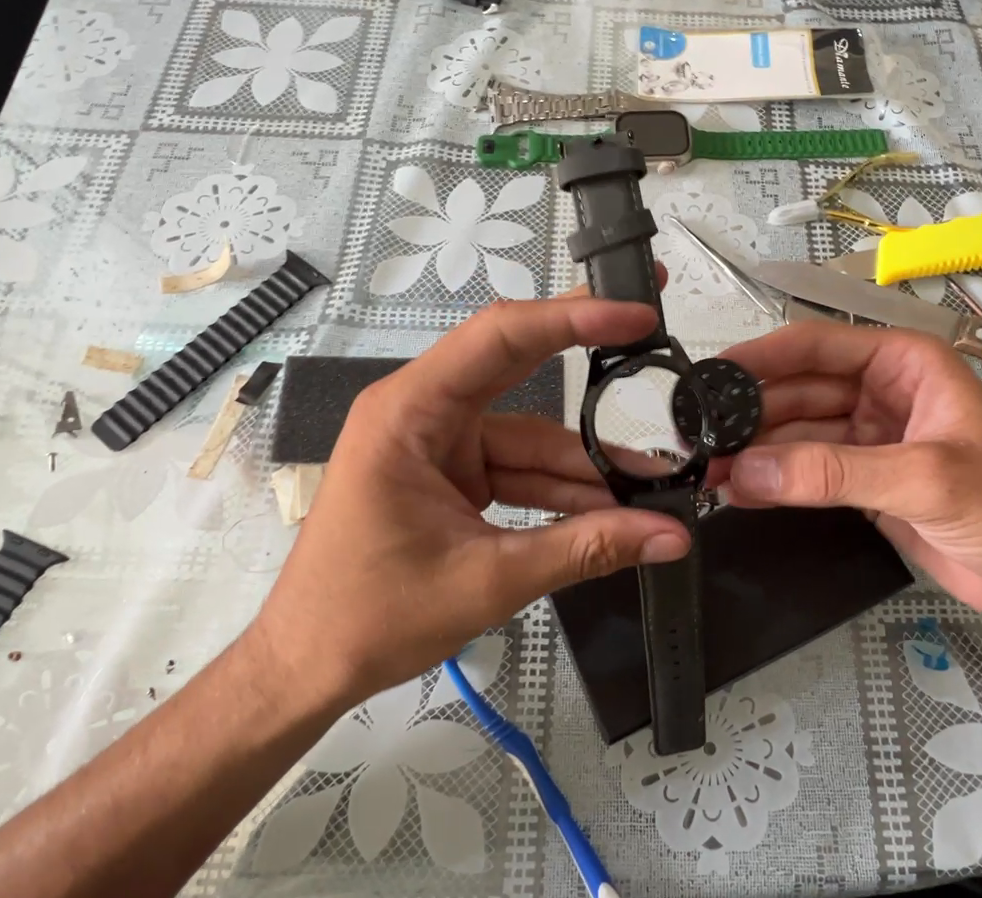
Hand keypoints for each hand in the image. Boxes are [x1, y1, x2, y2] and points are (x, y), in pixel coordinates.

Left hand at [247, 297, 690, 714]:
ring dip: (587, 465)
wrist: (309, 667)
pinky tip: (614, 512)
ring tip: (654, 485)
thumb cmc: (370, 617)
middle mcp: (423, 413)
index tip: (636, 315)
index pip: (500, 338)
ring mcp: (439, 446)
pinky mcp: (452, 478)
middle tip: (653, 339)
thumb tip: (672, 535)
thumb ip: (586, 550)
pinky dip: (563, 493)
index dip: (572, 318)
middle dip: (587, 357)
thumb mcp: (488, 580)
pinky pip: (519, 472)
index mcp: (409, 411)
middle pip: (518, 367)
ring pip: (530, 438)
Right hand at [717, 319, 981, 623]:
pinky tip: (738, 492)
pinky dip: (774, 481)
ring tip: (707, 474)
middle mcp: (882, 392)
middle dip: (748, 414)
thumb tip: (746, 470)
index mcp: (904, 363)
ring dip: (755, 452)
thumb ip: (834, 472)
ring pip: (796, 434)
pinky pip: (807, 471)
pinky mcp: (865, 483)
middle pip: (797, 391)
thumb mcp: (925, 480)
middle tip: (695, 440)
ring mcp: (871, 438)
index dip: (759, 358)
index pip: (816, 347)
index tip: (704, 380)